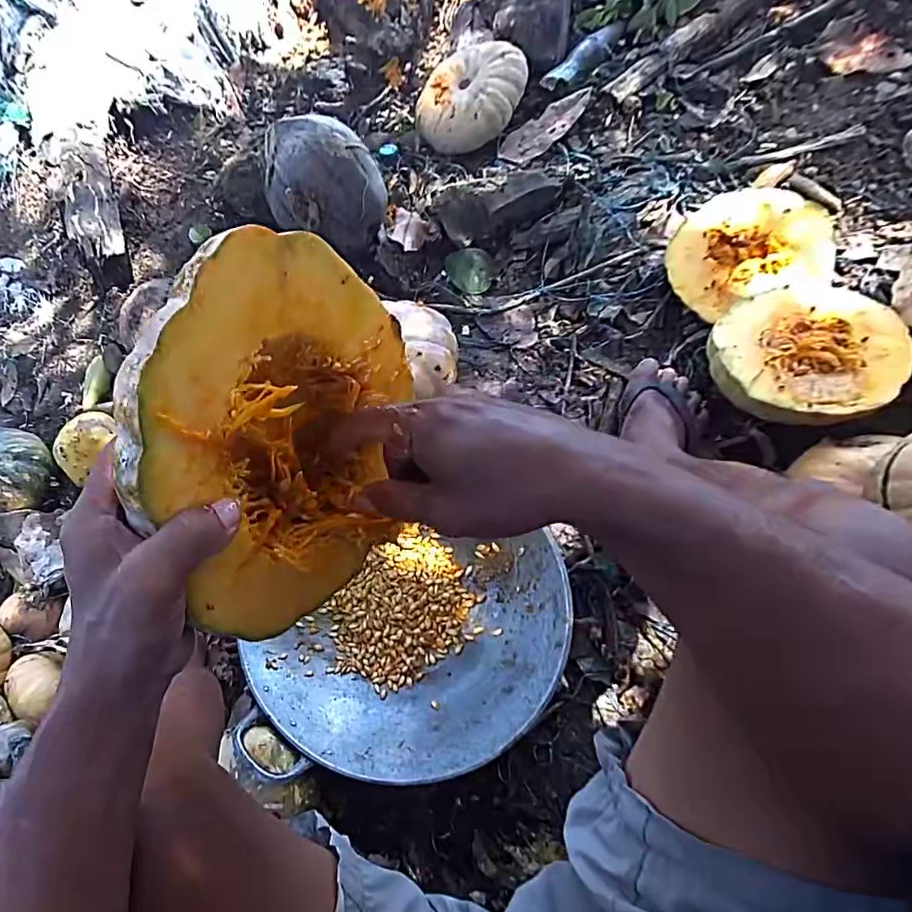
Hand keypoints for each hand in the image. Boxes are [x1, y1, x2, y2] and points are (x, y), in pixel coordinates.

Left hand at [58, 453, 240, 696]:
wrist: (126, 686)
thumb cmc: (122, 627)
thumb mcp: (152, 573)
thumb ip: (188, 535)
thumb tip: (232, 506)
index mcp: (93, 519)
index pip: (116, 460)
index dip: (149, 440)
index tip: (193, 423)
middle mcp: (113, 530)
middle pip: (151, 486)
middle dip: (188, 472)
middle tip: (231, 452)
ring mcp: (140, 553)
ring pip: (175, 515)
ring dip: (204, 506)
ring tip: (244, 483)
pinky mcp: (164, 574)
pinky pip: (190, 543)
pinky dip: (212, 535)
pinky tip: (243, 525)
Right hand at [334, 391, 605, 536]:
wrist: (583, 471)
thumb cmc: (505, 495)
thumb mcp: (442, 511)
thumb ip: (393, 502)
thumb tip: (357, 498)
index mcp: (420, 425)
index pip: (365, 425)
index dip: (342, 439)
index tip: (329, 453)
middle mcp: (444, 403)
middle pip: (401, 431)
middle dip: (399, 465)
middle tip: (421, 502)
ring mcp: (476, 400)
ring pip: (432, 431)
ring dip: (429, 461)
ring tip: (458, 493)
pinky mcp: (502, 406)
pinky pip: (459, 427)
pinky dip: (453, 451)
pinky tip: (485, 477)